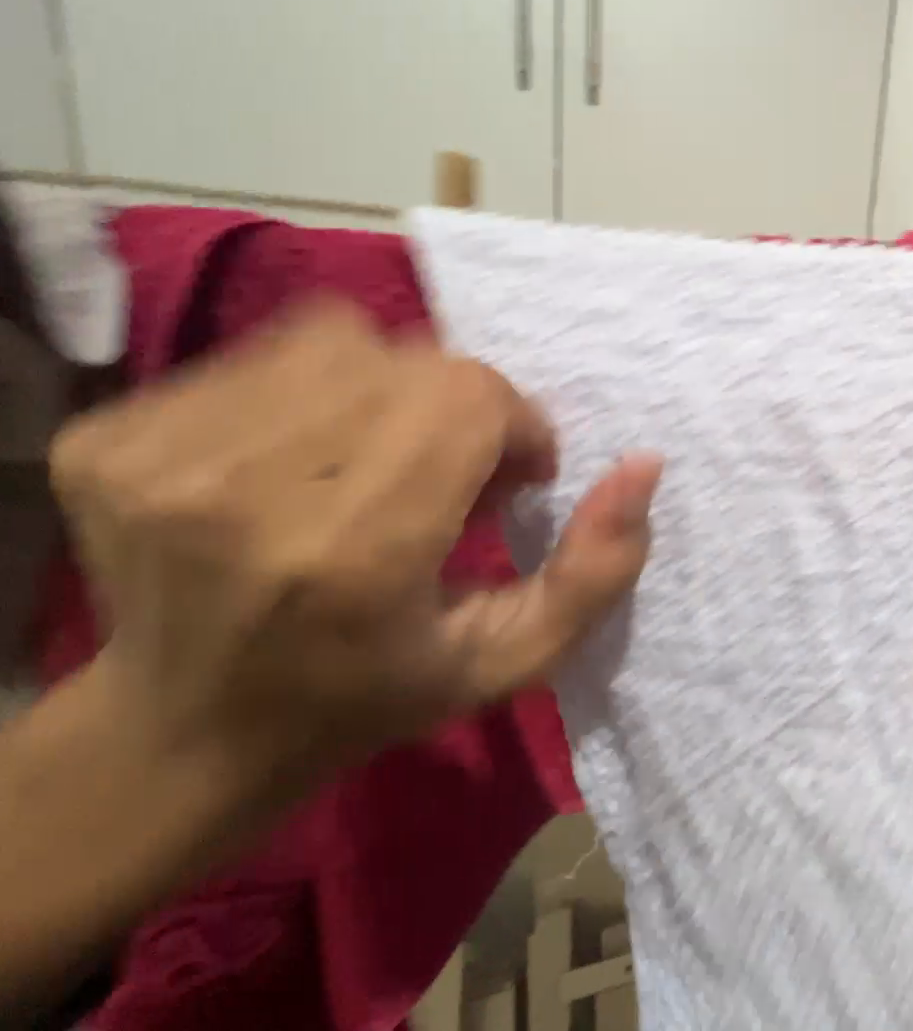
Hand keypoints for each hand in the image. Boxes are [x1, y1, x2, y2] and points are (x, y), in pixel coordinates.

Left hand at [47, 296, 662, 791]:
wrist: (186, 730)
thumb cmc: (376, 695)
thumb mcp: (516, 656)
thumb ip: (597, 568)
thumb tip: (644, 463)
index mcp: (353, 554)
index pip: (462, 396)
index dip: (512, 423)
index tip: (513, 478)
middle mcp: (244, 491)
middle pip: (408, 362)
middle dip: (460, 408)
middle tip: (454, 476)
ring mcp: (160, 457)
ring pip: (337, 341)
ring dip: (393, 392)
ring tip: (386, 462)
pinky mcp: (109, 436)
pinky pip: (265, 355)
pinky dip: (320, 393)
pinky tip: (317, 460)